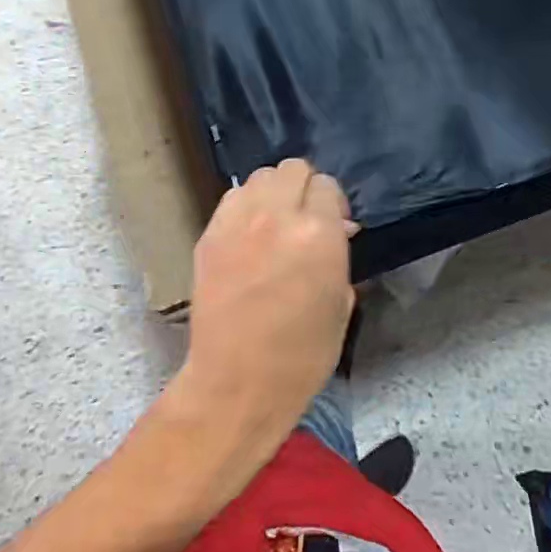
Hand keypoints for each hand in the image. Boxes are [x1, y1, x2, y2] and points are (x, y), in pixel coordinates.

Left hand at [182, 159, 357, 433]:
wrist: (238, 382)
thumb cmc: (303, 354)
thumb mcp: (341, 303)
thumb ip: (340, 255)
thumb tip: (337, 230)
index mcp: (318, 233)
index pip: (328, 185)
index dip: (334, 205)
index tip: (334, 226)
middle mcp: (277, 216)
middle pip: (293, 169)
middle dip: (305, 188)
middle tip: (307, 219)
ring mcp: (237, 223)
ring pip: (259, 177)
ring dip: (274, 192)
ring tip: (276, 222)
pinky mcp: (209, 235)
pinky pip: (232, 199)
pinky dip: (246, 206)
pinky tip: (250, 234)